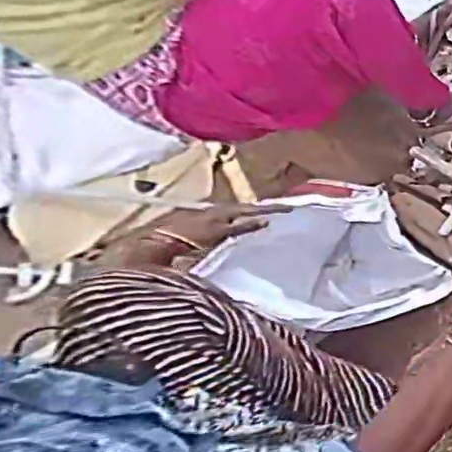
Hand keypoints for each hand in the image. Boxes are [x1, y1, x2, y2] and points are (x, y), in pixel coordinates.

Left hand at [148, 204, 271, 252]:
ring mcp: (211, 218)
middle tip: (281, 212)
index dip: (272, 209)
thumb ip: (244, 227)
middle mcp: (220, 210)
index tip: (290, 209)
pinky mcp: (206, 227)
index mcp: (226, 210)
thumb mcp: (221, 232)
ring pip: (239, 215)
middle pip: (247, 209)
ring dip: (252, 216)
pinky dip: (242, 223)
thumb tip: (267, 220)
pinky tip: (244, 228)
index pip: (255, 208)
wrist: (161, 244)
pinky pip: (231, 222)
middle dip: (264, 210)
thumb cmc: (192, 237)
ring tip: (266, 219)